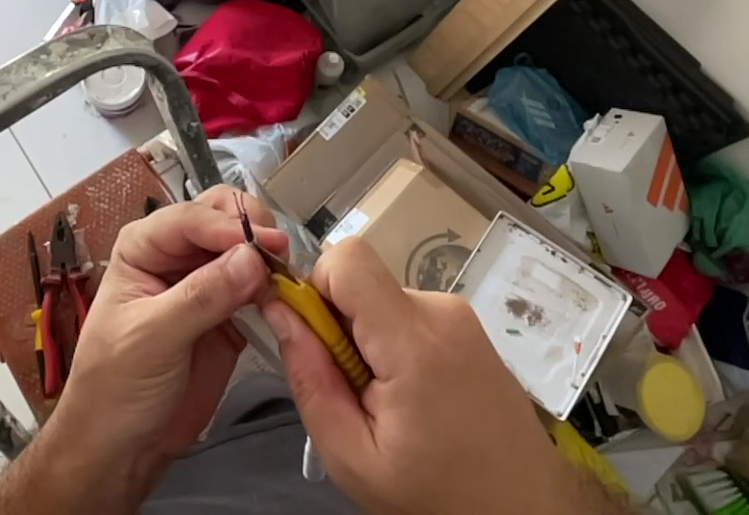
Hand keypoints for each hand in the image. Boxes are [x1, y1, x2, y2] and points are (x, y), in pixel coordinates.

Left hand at [50, 186, 288, 498]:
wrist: (122, 447)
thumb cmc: (116, 387)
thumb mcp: (152, 338)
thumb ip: (201, 296)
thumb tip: (253, 257)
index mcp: (143, 245)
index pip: (190, 217)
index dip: (227, 226)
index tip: (264, 245)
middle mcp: (175, 252)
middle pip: (221, 216)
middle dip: (252, 228)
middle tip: (279, 256)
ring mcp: (204, 279)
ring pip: (244, 245)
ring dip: (268, 255)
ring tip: (288, 276)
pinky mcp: (230, 310)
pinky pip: (258, 283)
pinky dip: (274, 284)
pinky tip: (287, 296)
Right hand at [264, 238, 602, 514]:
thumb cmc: (437, 497)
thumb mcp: (353, 457)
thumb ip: (309, 378)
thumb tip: (278, 309)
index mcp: (413, 340)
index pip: (347, 258)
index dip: (316, 285)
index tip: (314, 337)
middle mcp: (440, 310)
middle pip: (361, 281)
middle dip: (340, 325)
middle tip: (354, 390)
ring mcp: (460, 315)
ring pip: (381, 298)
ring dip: (368, 338)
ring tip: (387, 402)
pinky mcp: (469, 325)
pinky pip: (407, 312)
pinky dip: (393, 343)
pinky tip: (412, 395)